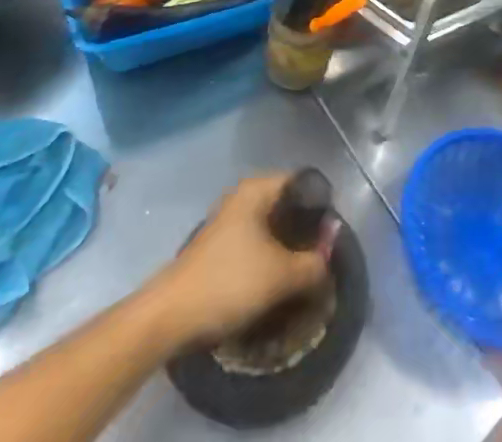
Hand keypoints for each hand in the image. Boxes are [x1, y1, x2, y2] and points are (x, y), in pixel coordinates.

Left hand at [151, 173, 334, 345]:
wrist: (168, 317)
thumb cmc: (229, 282)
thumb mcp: (283, 275)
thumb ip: (315, 261)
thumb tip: (330, 252)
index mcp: (257, 189)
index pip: (305, 184)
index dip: (323, 208)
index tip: (333, 237)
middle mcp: (243, 197)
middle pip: (289, 207)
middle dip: (308, 231)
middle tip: (324, 257)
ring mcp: (229, 221)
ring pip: (274, 228)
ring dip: (290, 248)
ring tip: (306, 272)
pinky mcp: (221, 247)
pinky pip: (258, 244)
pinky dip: (272, 258)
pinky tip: (281, 281)